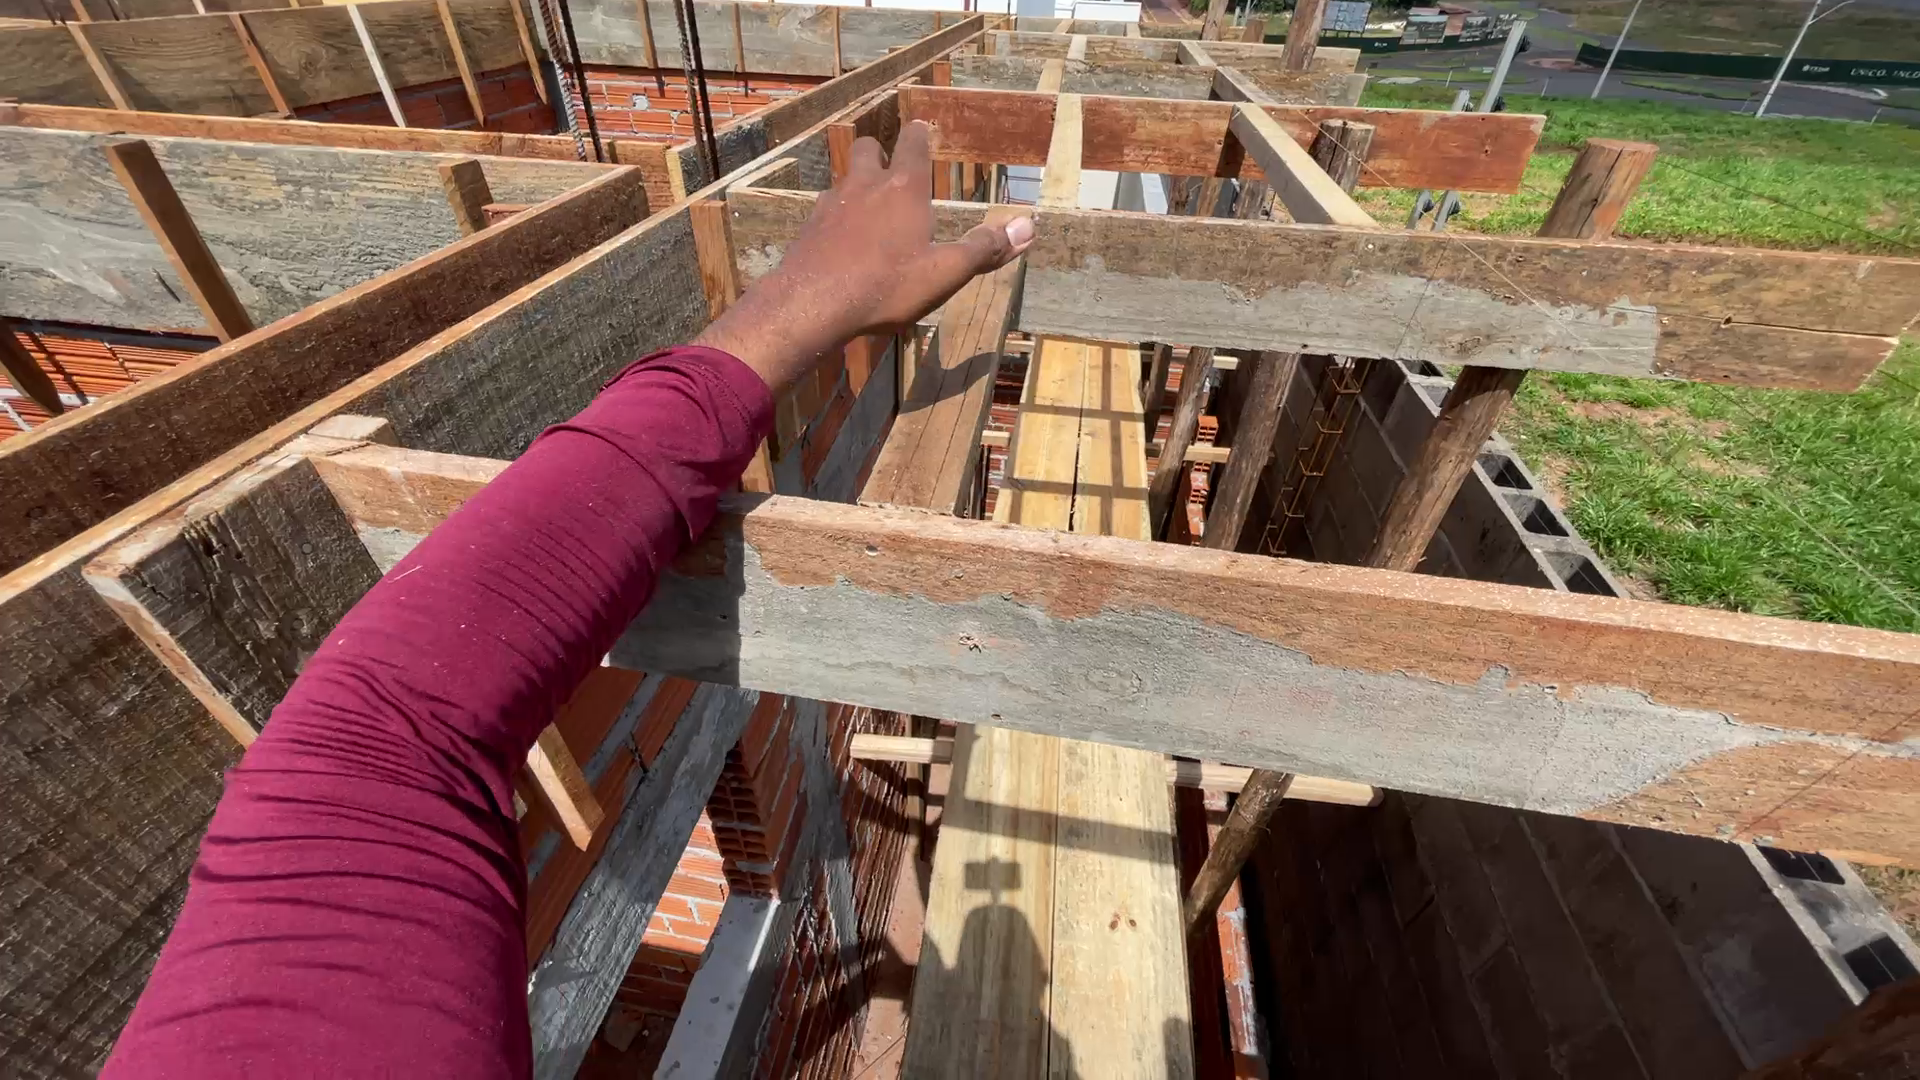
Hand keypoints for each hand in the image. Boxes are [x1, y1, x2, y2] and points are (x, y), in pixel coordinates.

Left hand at [696, 120, 1034, 393]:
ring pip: (844, 180)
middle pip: (868, 149)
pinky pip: (825, 212)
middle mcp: (864, 185)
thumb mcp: (944, 274)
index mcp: (903, 189)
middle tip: (891, 172)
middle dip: (880, 154)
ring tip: (867, 212)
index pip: (913, 142)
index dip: (920, 135)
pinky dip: (836, 219)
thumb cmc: (886, 287)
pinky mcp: (809, 228)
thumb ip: (984, 249)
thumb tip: (1029, 226)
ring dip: (857, 187)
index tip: (923, 132)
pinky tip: (841, 244)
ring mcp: (831, 204)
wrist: (813, 305)